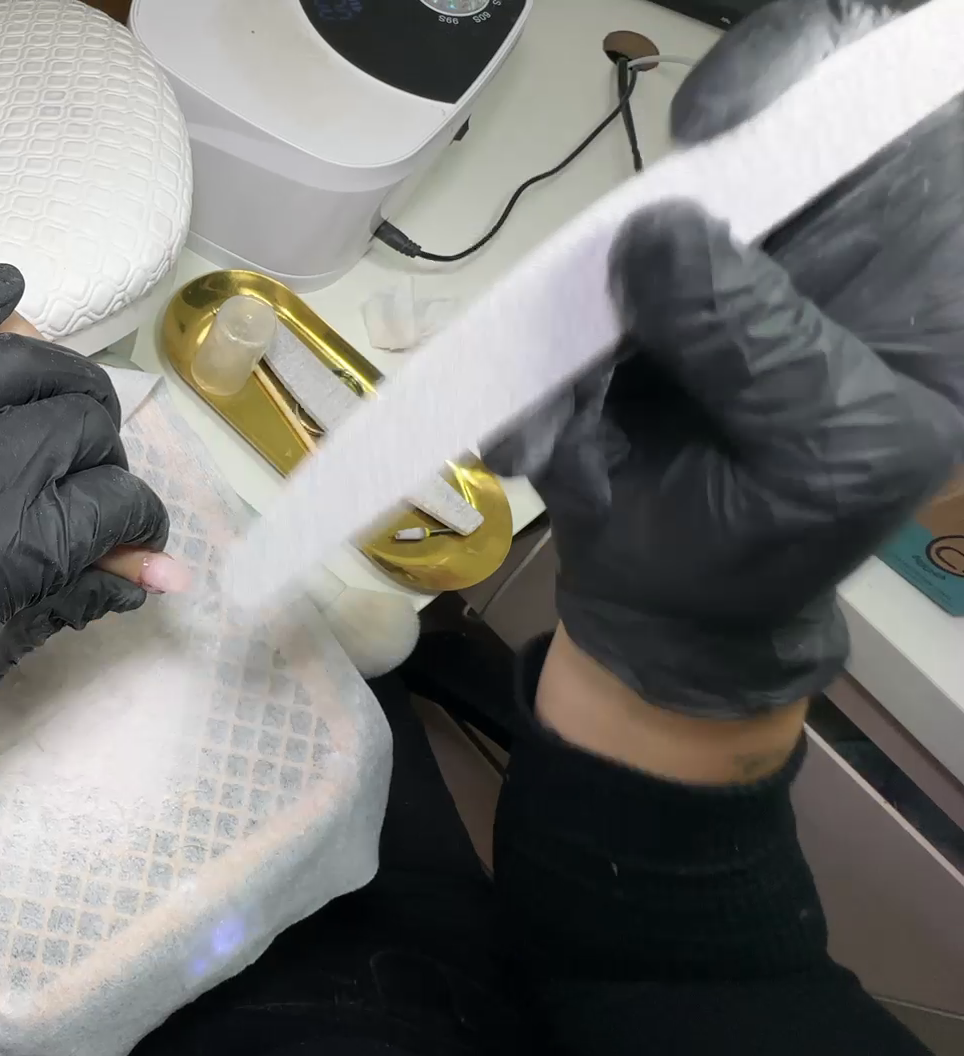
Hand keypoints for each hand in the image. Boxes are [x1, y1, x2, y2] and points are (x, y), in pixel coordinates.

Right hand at [489, 0, 963, 719]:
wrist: (662, 595)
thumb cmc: (771, 537)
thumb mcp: (819, 448)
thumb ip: (759, 346)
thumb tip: (652, 234)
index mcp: (907, 274)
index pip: (890, 116)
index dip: (808, 76)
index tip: (713, 124)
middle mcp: (789, 265)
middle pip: (740, 158)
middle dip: (673, 195)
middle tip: (610, 266)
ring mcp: (676, 299)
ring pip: (620, 243)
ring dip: (573, 315)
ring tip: (575, 421)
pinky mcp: (593, 338)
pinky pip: (551, 319)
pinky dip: (532, 372)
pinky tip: (546, 442)